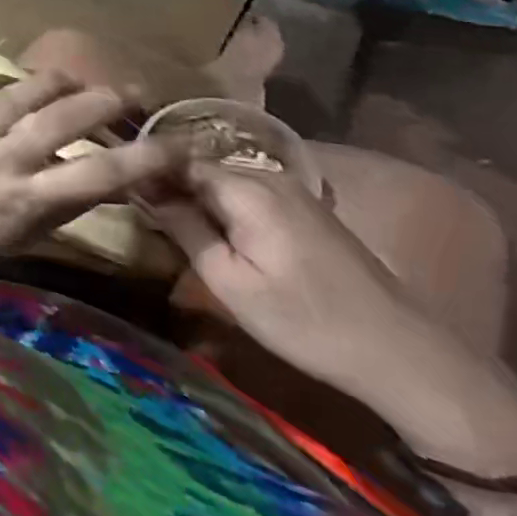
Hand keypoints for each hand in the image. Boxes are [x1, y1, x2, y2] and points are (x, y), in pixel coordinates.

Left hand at [0, 72, 182, 277]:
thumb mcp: (21, 239)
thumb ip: (63, 209)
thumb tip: (107, 183)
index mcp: (26, 199)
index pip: (97, 175)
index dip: (142, 158)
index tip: (174, 143)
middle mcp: (1, 162)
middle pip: (59, 122)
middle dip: (100, 103)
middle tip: (128, 92)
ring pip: (13, 98)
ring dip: (47, 82)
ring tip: (72, 76)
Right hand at [154, 165, 516, 476]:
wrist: (407, 357)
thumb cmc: (305, 321)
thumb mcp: (227, 279)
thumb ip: (182, 225)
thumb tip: (141, 186)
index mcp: (246, 188)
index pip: (173, 158)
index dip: (140, 167)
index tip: (109, 181)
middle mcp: (270, 177)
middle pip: (197, 166)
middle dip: (163, 179)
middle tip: (128, 202)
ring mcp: (294, 192)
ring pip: (220, 179)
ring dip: (190, 193)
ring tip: (158, 213)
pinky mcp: (307, 210)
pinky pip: (245, 193)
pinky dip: (218, 204)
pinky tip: (205, 226)